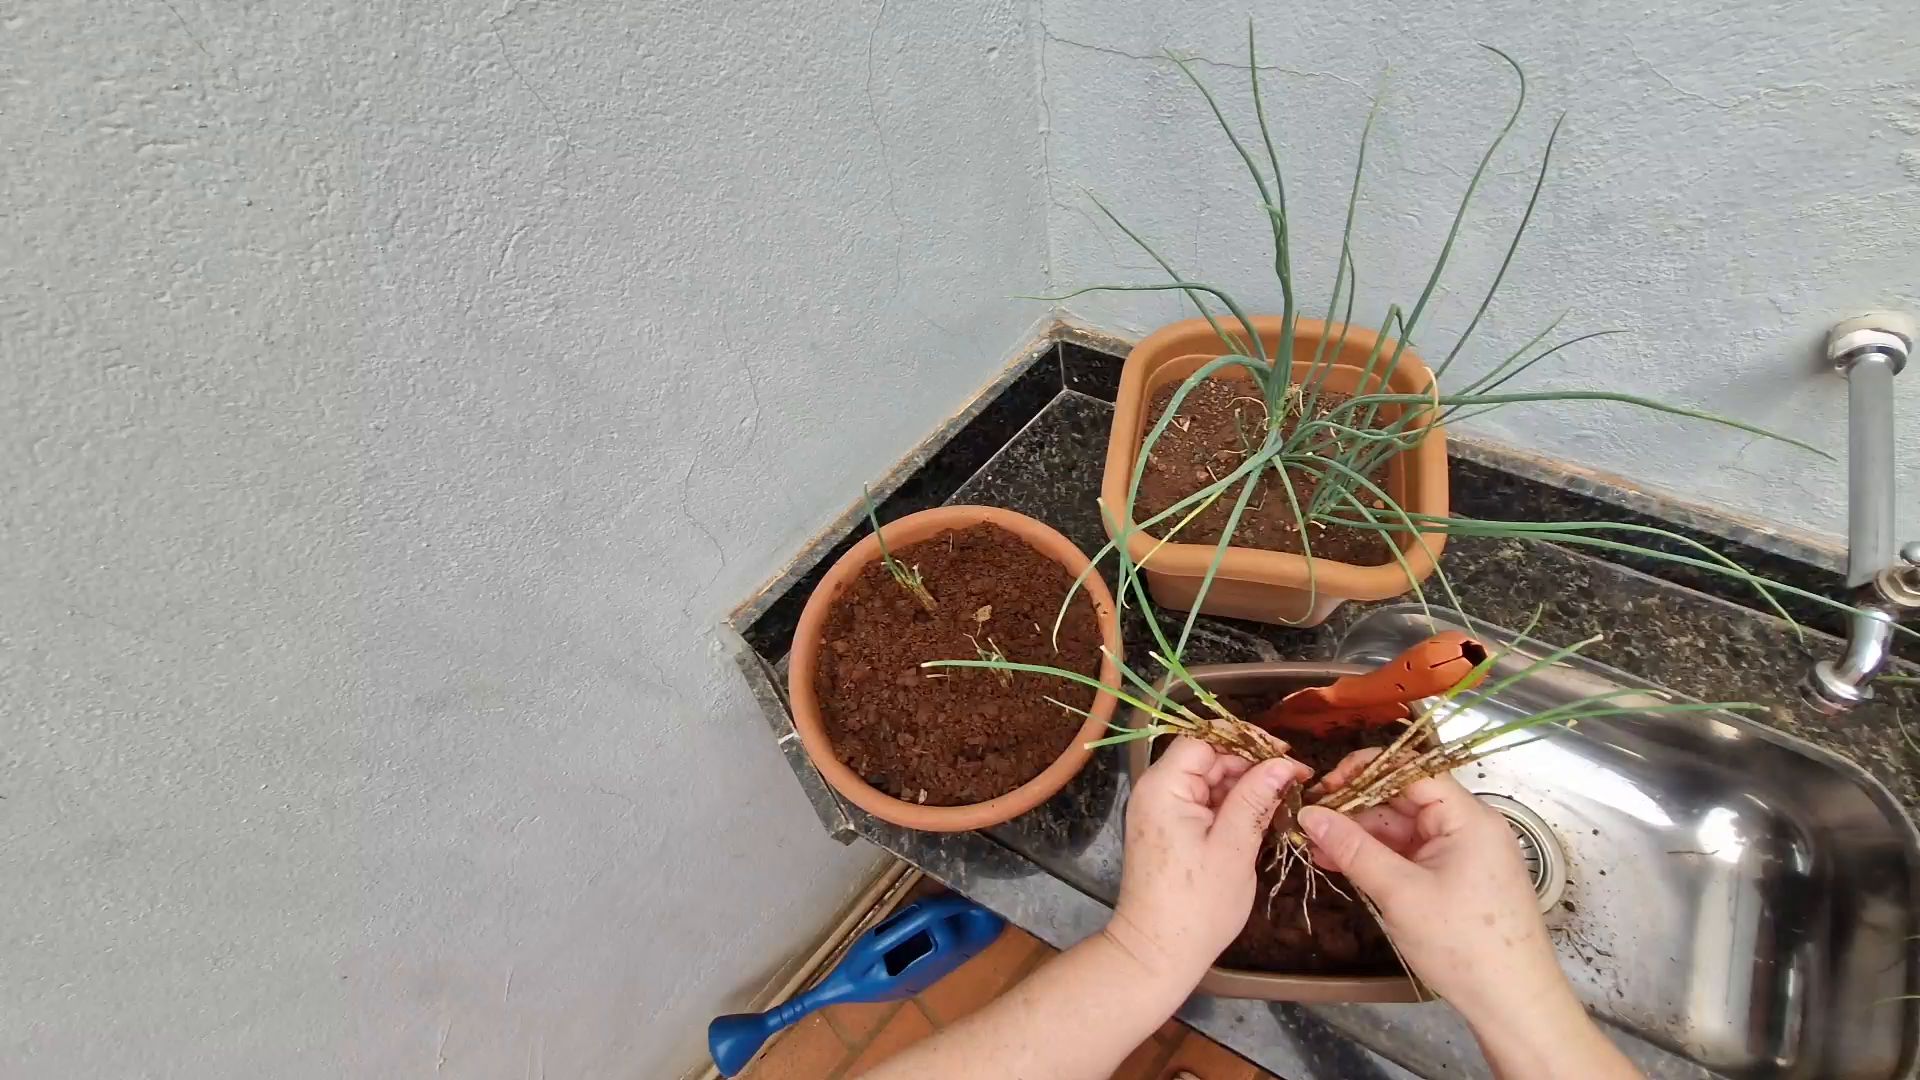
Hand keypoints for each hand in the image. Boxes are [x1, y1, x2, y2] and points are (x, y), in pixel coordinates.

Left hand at [1106, 737, 1310, 985]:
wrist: (1157, 950)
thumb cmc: (1196, 904)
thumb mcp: (1234, 848)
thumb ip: (1255, 799)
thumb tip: (1283, 763)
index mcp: (1163, 786)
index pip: (1203, 740)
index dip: (1244, 741)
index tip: (1284, 754)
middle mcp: (1156, 789)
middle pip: (1206, 759)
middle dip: (1249, 766)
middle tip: (1294, 783)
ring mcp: (1160, 808)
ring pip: (1208, 781)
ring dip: (1243, 788)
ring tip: (1284, 803)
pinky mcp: (1168, 827)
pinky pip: (1203, 802)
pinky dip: (1230, 807)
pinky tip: (1260, 819)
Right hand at [1296, 753, 1571, 1029]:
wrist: (1516, 1010)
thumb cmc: (1466, 946)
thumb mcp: (1399, 892)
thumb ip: (1350, 847)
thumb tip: (1308, 813)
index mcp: (1467, 819)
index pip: (1409, 769)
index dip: (1363, 771)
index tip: (1326, 788)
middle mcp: (1467, 827)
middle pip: (1400, 797)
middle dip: (1353, 807)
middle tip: (1312, 820)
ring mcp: (1460, 852)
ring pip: (1398, 826)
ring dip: (1357, 834)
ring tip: (1317, 846)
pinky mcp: (1452, 876)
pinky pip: (1405, 851)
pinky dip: (1373, 855)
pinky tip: (1338, 862)